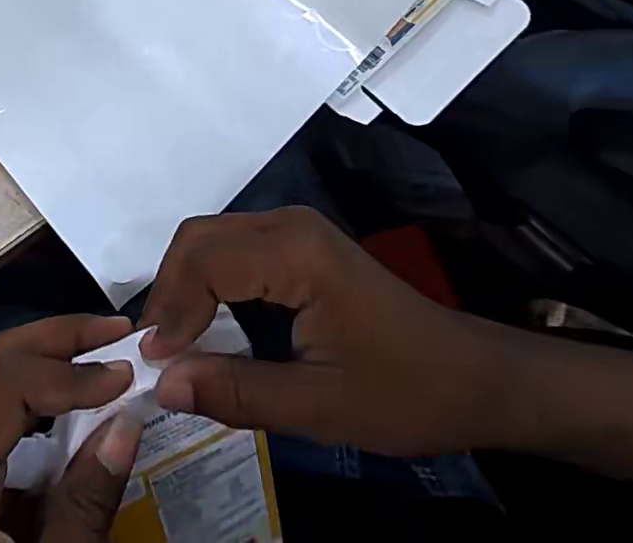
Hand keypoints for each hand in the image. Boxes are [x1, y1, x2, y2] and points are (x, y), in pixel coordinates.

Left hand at [0, 315, 146, 542]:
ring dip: (55, 350)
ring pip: (0, 370)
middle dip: (62, 337)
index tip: (127, 375)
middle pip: (1, 360)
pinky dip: (46, 382)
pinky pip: (5, 401)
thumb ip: (84, 505)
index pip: (12, 385)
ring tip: (107, 349)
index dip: (72, 371)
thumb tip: (127, 420)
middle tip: (120, 332)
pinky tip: (80, 390)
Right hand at [139, 208, 632, 480]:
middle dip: (169, 291)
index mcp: (296, 254)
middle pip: (198, 238)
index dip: (172, 307)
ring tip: (174, 339)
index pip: (205, 261)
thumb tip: (163, 385)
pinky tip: (203, 321)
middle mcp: (287, 224)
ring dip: (183, 284)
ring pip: (208, 238)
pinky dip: (204, 280)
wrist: (475, 375)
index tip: (156, 361)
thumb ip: (238, 392)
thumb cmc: (407, 391)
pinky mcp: (294, 241)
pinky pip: (229, 247)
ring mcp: (291, 227)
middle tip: (158, 349)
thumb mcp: (321, 407)